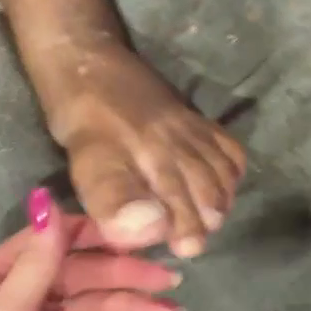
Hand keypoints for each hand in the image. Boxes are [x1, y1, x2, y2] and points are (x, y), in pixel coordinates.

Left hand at [0, 189, 181, 310]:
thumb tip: (48, 198)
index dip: (97, 234)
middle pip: (84, 276)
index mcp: (3, 274)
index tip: (139, 232)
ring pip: (98, 310)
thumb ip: (38, 261)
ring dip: (135, 310)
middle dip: (126, 277)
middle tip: (170, 279)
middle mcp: (28, 295)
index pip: (56, 240)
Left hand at [38, 42, 245, 258]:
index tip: (185, 250)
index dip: (184, 230)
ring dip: (219, 199)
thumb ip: (116, 198)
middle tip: (195, 244)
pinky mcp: (192, 116)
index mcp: (152, 158)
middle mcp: (178, 144)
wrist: (86, 60)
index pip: (179, 206)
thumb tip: (152, 230)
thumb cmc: (80, 119)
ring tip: (212, 220)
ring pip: (219, 170)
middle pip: (204, 190)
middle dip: (203, 220)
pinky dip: (230, 170)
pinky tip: (223, 185)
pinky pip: (226, 147)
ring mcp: (189, 128)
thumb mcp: (86, 165)